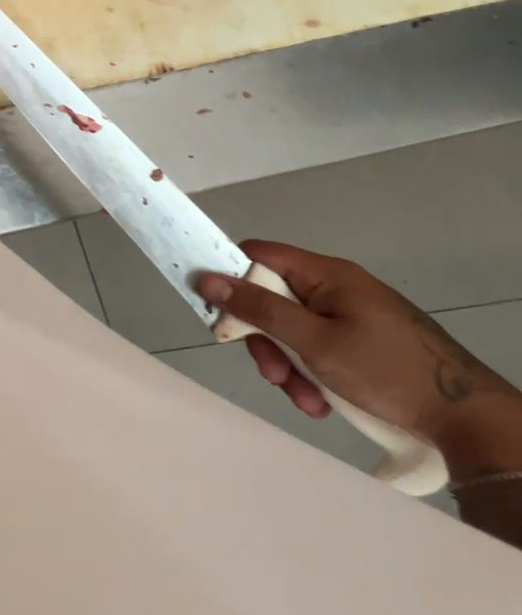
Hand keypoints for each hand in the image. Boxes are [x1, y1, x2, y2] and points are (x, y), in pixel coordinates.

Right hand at [198, 241, 521, 474]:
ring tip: (303, 396)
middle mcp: (336, 290)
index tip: (213, 307)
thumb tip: (205, 278)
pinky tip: (319, 400)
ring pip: (289, 330)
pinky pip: (314, 348)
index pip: (258, 255)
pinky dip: (308, 374)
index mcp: (328, 276)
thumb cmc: (388, 371)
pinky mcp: (359, 343)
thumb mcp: (314, 341)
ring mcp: (349, 318)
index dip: (229, 275)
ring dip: (286, 364)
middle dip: (263, 338)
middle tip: (269, 371)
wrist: (470, 421)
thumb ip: (258, 309)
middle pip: (270, 299)